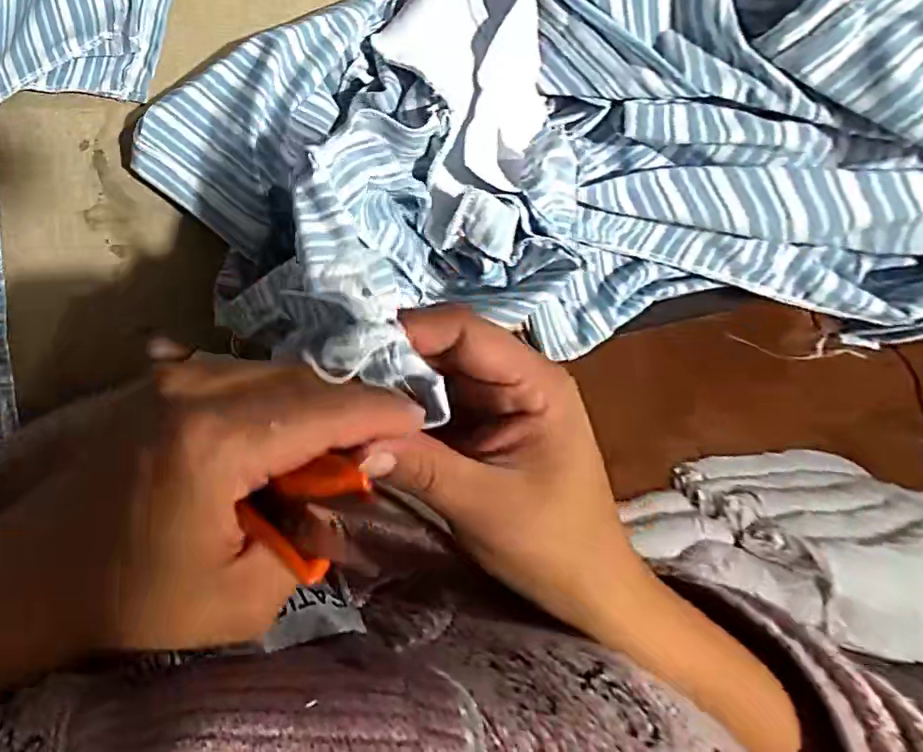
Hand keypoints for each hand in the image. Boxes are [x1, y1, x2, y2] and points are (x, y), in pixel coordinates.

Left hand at [0, 352, 424, 659]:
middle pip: (295, 379)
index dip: (373, 411)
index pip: (319, 409)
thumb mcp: (240, 595)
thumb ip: (304, 539)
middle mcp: (192, 389)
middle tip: (377, 435)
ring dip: (304, 399)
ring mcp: (168, 378)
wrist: (38, 574)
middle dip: (344, 403)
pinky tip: (277, 427)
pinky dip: (266, 395)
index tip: (414, 415)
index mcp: (214, 440)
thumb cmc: (136, 596)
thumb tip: (337, 492)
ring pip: (264, 371)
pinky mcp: (153, 383)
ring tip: (330, 439)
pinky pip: (229, 374)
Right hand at [361, 305, 648, 631]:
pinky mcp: (471, 417)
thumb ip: (420, 466)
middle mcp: (511, 375)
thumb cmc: (555, 546)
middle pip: (440, 342)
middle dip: (388, 354)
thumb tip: (353, 440)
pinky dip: (394, 402)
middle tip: (336, 374)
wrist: (587, 592)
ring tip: (341, 393)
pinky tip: (364, 414)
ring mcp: (489, 395)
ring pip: (427, 367)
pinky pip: (425, 395)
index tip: (353, 349)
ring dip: (386, 378)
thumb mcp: (485, 506)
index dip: (409, 330)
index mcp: (534, 381)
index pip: (464, 329)